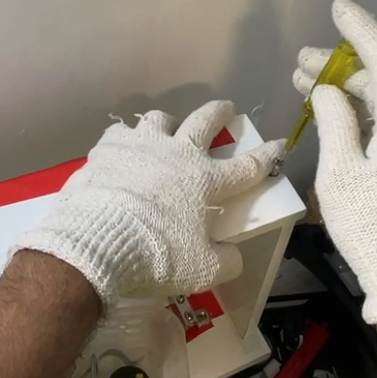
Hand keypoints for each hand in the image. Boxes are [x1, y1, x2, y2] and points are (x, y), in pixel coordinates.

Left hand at [11, 100, 281, 303]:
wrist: (97, 244)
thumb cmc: (158, 256)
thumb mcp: (204, 269)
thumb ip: (226, 260)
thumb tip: (233, 255)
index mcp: (205, 181)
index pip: (246, 166)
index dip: (266, 156)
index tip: (279, 143)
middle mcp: (177, 154)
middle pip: (205, 122)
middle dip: (220, 113)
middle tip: (226, 108)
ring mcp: (139, 147)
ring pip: (159, 120)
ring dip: (168, 123)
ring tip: (166, 130)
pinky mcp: (106, 151)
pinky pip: (119, 136)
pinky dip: (124, 142)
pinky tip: (121, 152)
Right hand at [293, 0, 376, 323]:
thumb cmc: (373, 228)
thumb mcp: (342, 174)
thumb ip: (335, 122)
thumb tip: (328, 93)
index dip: (360, 30)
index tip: (338, 7)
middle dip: (340, 65)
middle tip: (300, 59)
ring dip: (347, 91)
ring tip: (305, 82)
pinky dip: (360, 114)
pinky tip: (331, 113)